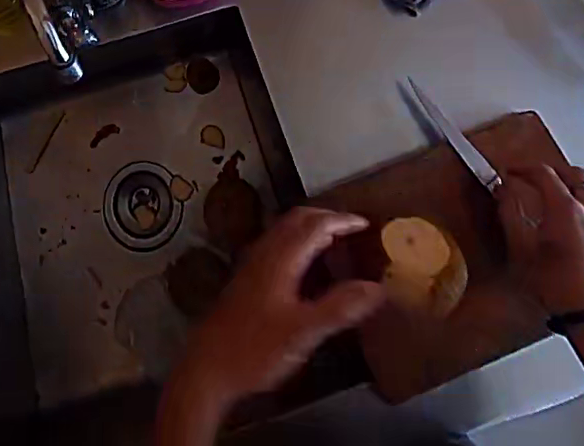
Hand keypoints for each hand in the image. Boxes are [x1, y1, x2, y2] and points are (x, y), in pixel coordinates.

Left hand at [158, 208, 384, 442]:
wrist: (207, 366)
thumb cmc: (255, 348)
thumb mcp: (303, 332)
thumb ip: (339, 308)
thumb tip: (376, 288)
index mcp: (282, 257)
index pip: (316, 225)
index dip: (342, 221)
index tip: (365, 224)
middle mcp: (266, 250)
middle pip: (298, 218)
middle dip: (327, 217)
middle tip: (351, 229)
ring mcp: (254, 261)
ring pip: (286, 229)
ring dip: (311, 227)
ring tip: (334, 242)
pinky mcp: (248, 276)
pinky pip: (278, 242)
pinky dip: (298, 241)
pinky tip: (305, 265)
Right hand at [495, 163, 583, 315]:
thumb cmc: (562, 291)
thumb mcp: (524, 252)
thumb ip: (510, 215)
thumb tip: (503, 191)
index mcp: (566, 209)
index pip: (543, 173)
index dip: (523, 169)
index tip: (511, 173)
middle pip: (575, 173)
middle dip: (553, 171)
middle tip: (537, 178)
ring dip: (577, 184)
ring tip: (563, 193)